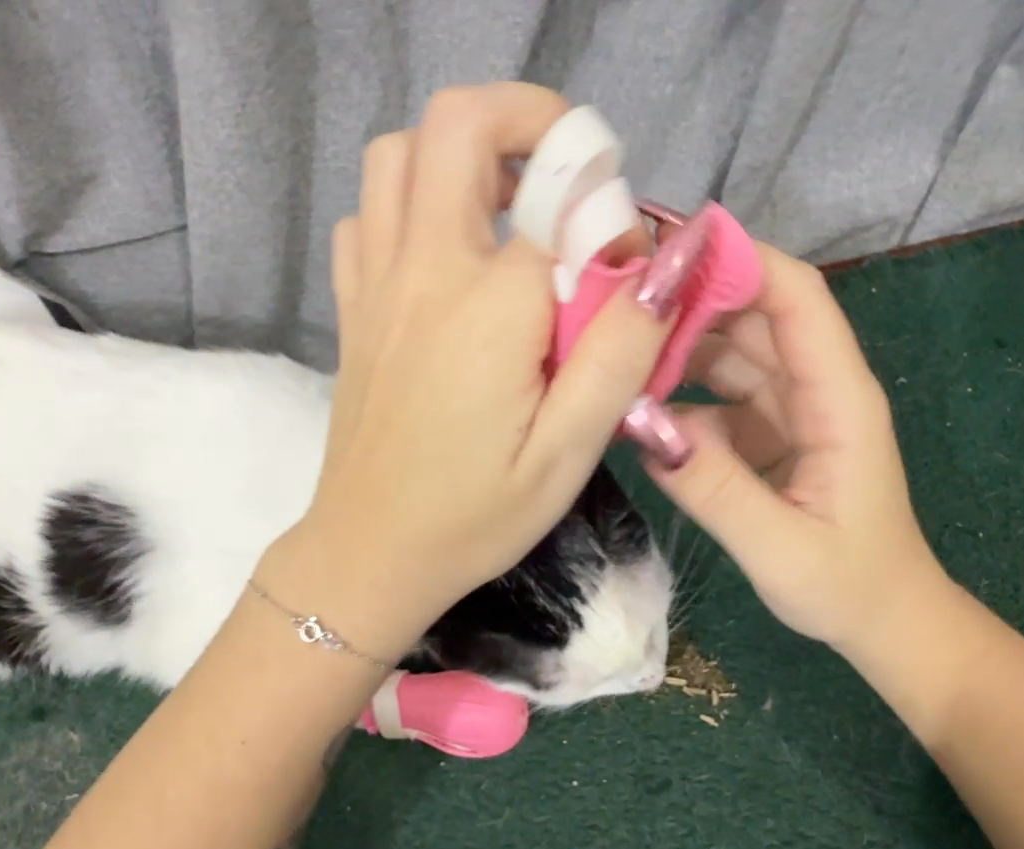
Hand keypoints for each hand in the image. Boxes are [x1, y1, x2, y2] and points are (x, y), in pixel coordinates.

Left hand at [271, 83, 670, 655]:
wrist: (370, 551)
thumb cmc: (474, 516)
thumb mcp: (568, 452)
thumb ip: (619, 352)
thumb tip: (668, 266)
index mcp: (489, 307)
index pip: (564, 211)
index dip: (610, 229)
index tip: (628, 282)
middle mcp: (424, 270)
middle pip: (460, 125)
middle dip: (528, 123)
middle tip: (571, 178)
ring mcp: (377, 281)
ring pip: (400, 153)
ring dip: (462, 152)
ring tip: (512, 205)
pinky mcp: (355, 305)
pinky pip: (368, 213)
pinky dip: (409, 201)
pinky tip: (448, 253)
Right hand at [645, 242, 947, 657]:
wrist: (885, 622)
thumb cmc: (848, 586)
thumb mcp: (779, 548)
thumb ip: (714, 490)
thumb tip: (641, 427)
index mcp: (839, 400)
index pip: (796, 299)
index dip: (739, 261)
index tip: (666, 251)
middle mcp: (816, 390)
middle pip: (753, 318)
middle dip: (689, 302)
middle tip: (611, 302)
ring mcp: (791, 412)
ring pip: (730, 355)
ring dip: (677, 349)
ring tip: (610, 351)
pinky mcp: (770, 437)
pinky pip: (719, 400)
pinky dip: (679, 398)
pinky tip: (634, 409)